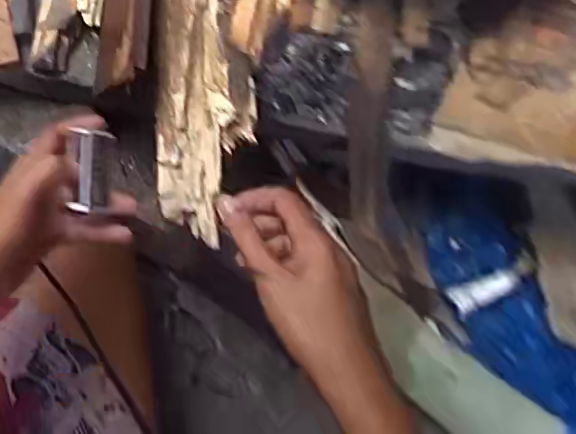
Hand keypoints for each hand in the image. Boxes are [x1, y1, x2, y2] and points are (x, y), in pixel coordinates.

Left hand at [0, 114, 136, 299]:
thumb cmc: (4, 224)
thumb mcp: (27, 191)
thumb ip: (51, 169)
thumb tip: (78, 162)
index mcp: (32, 166)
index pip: (56, 136)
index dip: (77, 125)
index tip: (102, 122)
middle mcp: (40, 183)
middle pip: (73, 167)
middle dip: (98, 168)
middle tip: (121, 170)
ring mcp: (46, 209)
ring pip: (81, 199)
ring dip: (105, 202)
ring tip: (132, 206)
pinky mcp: (51, 234)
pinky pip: (81, 227)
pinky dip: (101, 230)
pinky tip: (122, 234)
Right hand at [219, 187, 374, 380]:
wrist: (351, 378)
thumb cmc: (306, 323)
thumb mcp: (268, 277)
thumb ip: (246, 237)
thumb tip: (225, 202)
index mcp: (316, 239)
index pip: (283, 198)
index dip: (252, 198)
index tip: (228, 211)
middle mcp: (330, 247)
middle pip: (289, 217)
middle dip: (257, 221)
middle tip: (232, 237)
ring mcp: (336, 267)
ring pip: (296, 239)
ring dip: (267, 242)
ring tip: (244, 261)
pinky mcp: (336, 287)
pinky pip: (305, 259)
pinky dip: (282, 259)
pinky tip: (266, 278)